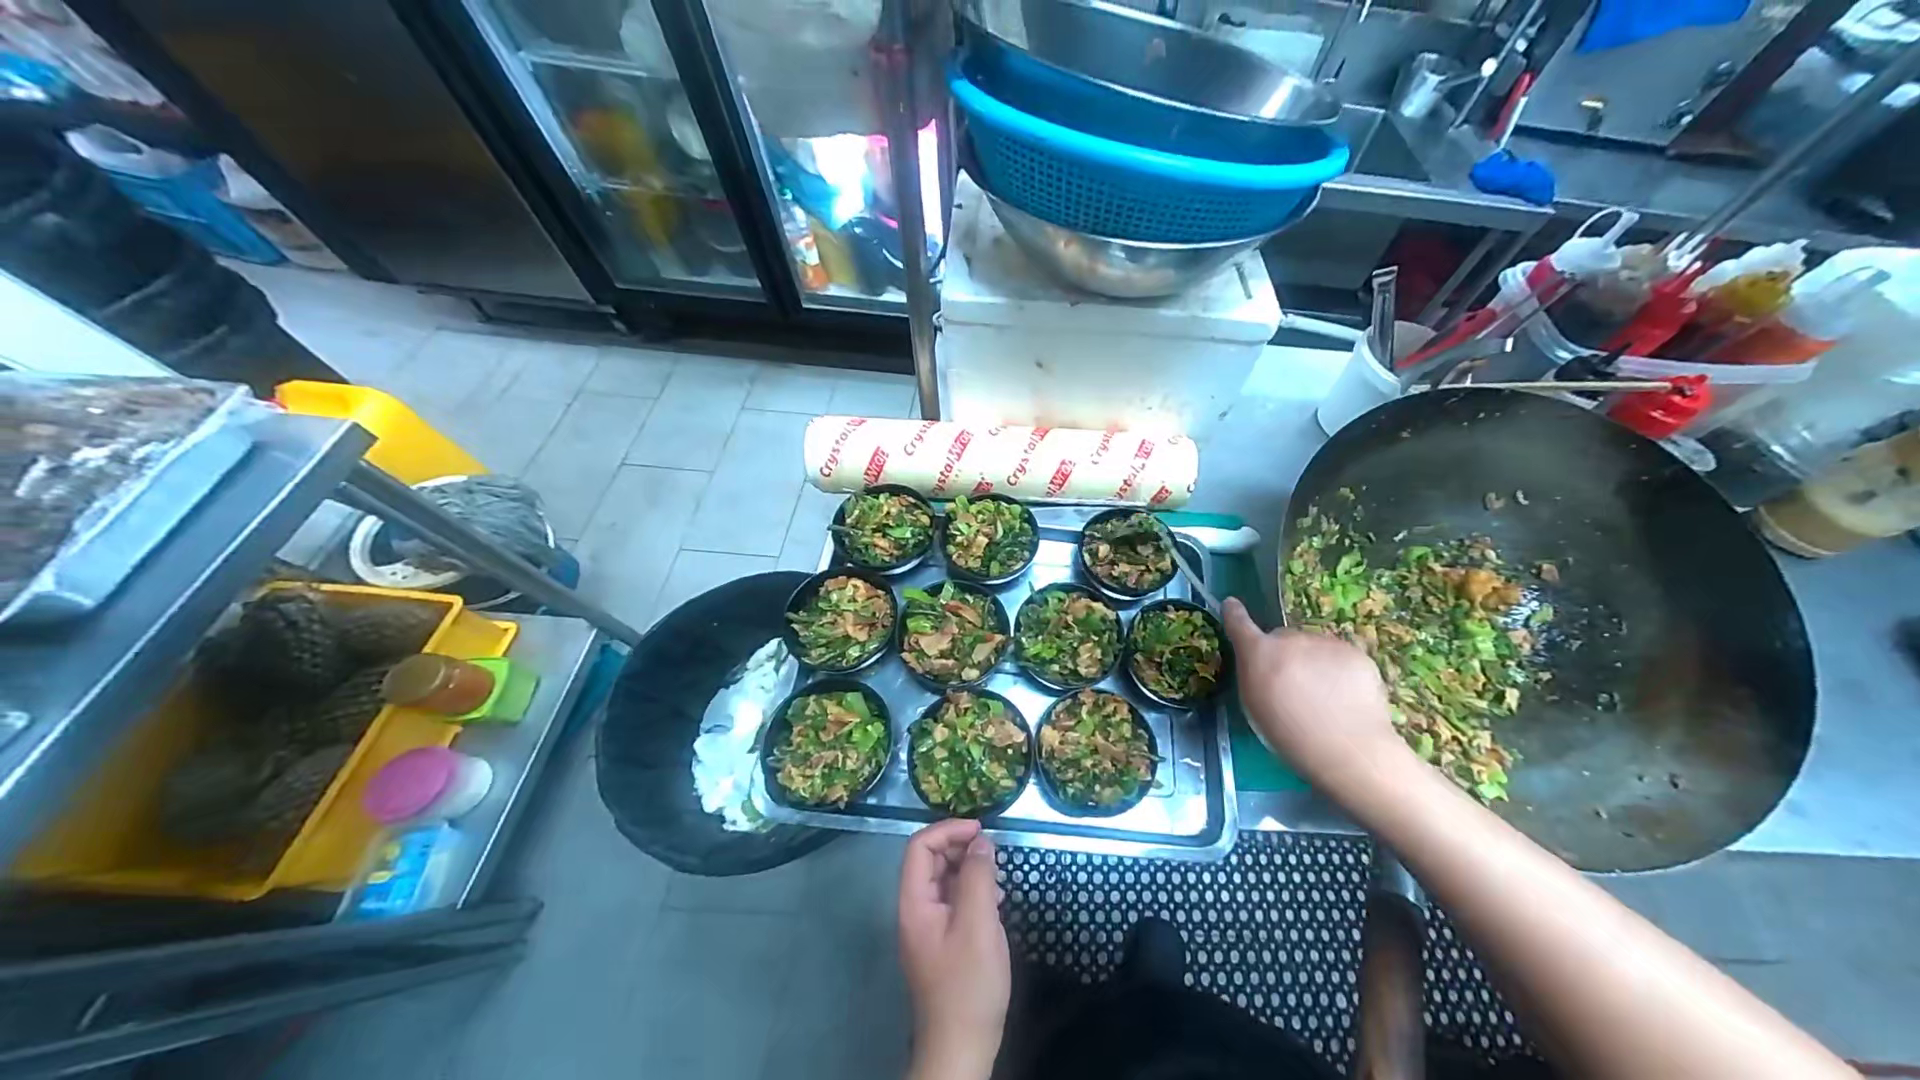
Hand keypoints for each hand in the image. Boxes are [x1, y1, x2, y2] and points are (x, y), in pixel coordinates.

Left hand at [898, 819, 1008, 1079]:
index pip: (919, 846)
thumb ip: (978, 877)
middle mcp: (915, 910)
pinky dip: (973, 892)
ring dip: (969, 870)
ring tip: (998, 878)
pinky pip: (953, 902)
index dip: (948, 830)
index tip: (980, 830)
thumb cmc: (968, 985)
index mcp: (914, 903)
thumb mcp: (979, 924)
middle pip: (929, 860)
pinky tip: (996, 903)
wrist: (961, 1048)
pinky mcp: (942, 943)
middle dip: (960, 848)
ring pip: (943, 881)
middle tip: (992, 851)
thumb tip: (981, 841)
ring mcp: (927, 928)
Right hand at [1222, 597, 1407, 795]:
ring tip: (1325, 697)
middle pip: (1283, 639)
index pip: (1240, 624)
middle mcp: (1289, 638)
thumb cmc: (1289, 736)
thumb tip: (1260, 663)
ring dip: (1314, 662)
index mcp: (1258, 653)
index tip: (1232, 605)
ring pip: (1314, 647)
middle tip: (1295, 687)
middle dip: (1286, 655)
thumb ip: (1253, 674)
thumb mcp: (1254, 705)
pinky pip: (1340, 656)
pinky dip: (1339, 670)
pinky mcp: (1355, 652)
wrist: (1347, 749)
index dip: (1234, 614)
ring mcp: (1325, 642)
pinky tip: (1345, 697)